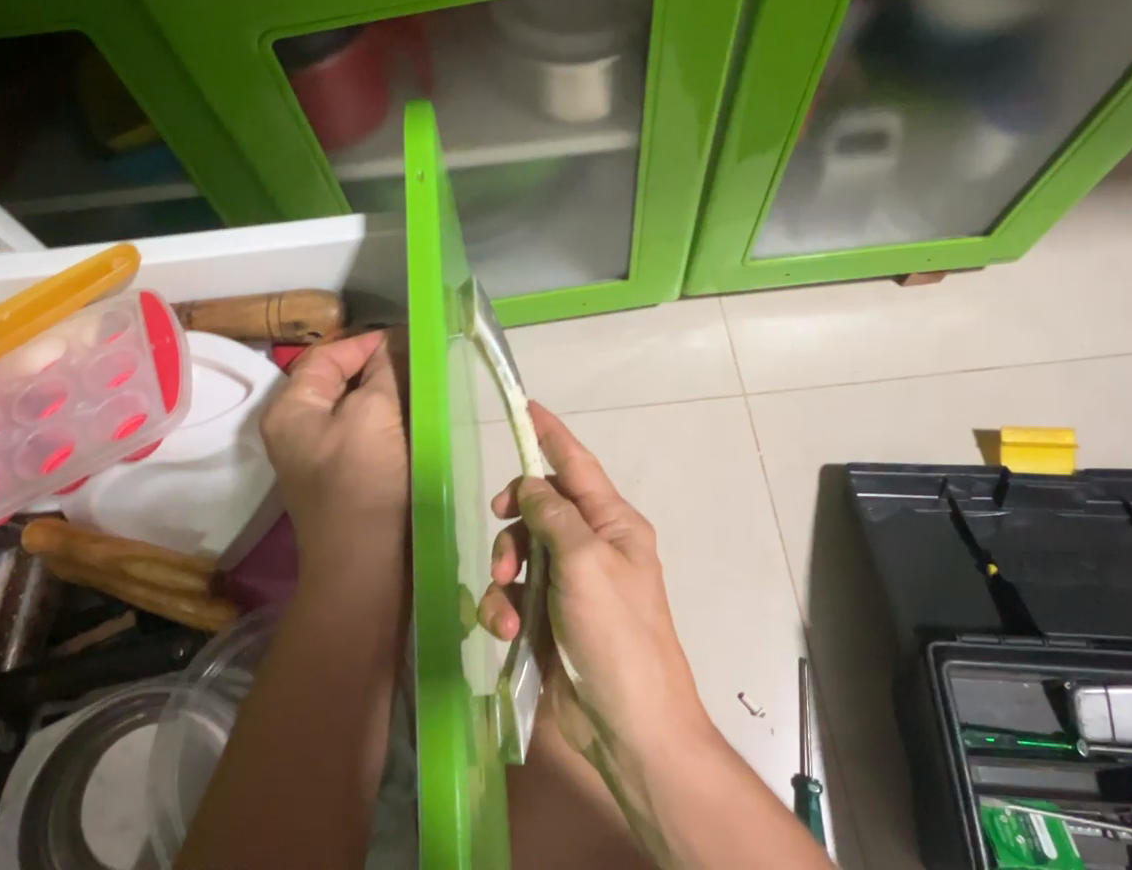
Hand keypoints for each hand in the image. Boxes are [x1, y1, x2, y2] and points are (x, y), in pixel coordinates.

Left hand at [259, 331, 408, 579]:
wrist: (366, 567)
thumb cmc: (364, 483)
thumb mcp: (374, 414)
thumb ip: (384, 372)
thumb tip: (394, 345)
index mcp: (291, 409)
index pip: (326, 355)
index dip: (366, 342)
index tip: (409, 339)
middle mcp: (298, 429)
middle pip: (340, 381)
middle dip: (381, 369)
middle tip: (423, 361)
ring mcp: (321, 457)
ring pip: (358, 409)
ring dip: (391, 397)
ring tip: (427, 387)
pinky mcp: (347, 479)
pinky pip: (369, 436)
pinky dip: (393, 424)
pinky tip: (421, 422)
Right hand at [478, 404, 712, 767]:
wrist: (629, 723)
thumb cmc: (618, 634)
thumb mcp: (586, 564)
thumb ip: (554, 516)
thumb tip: (530, 485)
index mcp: (613, 525)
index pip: (577, 466)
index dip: (551, 436)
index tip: (526, 407)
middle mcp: (591, 547)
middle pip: (538, 508)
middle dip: (513, 525)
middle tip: (505, 546)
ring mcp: (569, 585)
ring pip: (519, 553)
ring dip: (504, 576)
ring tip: (506, 611)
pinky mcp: (547, 621)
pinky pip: (513, 596)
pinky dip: (502, 610)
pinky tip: (504, 633)